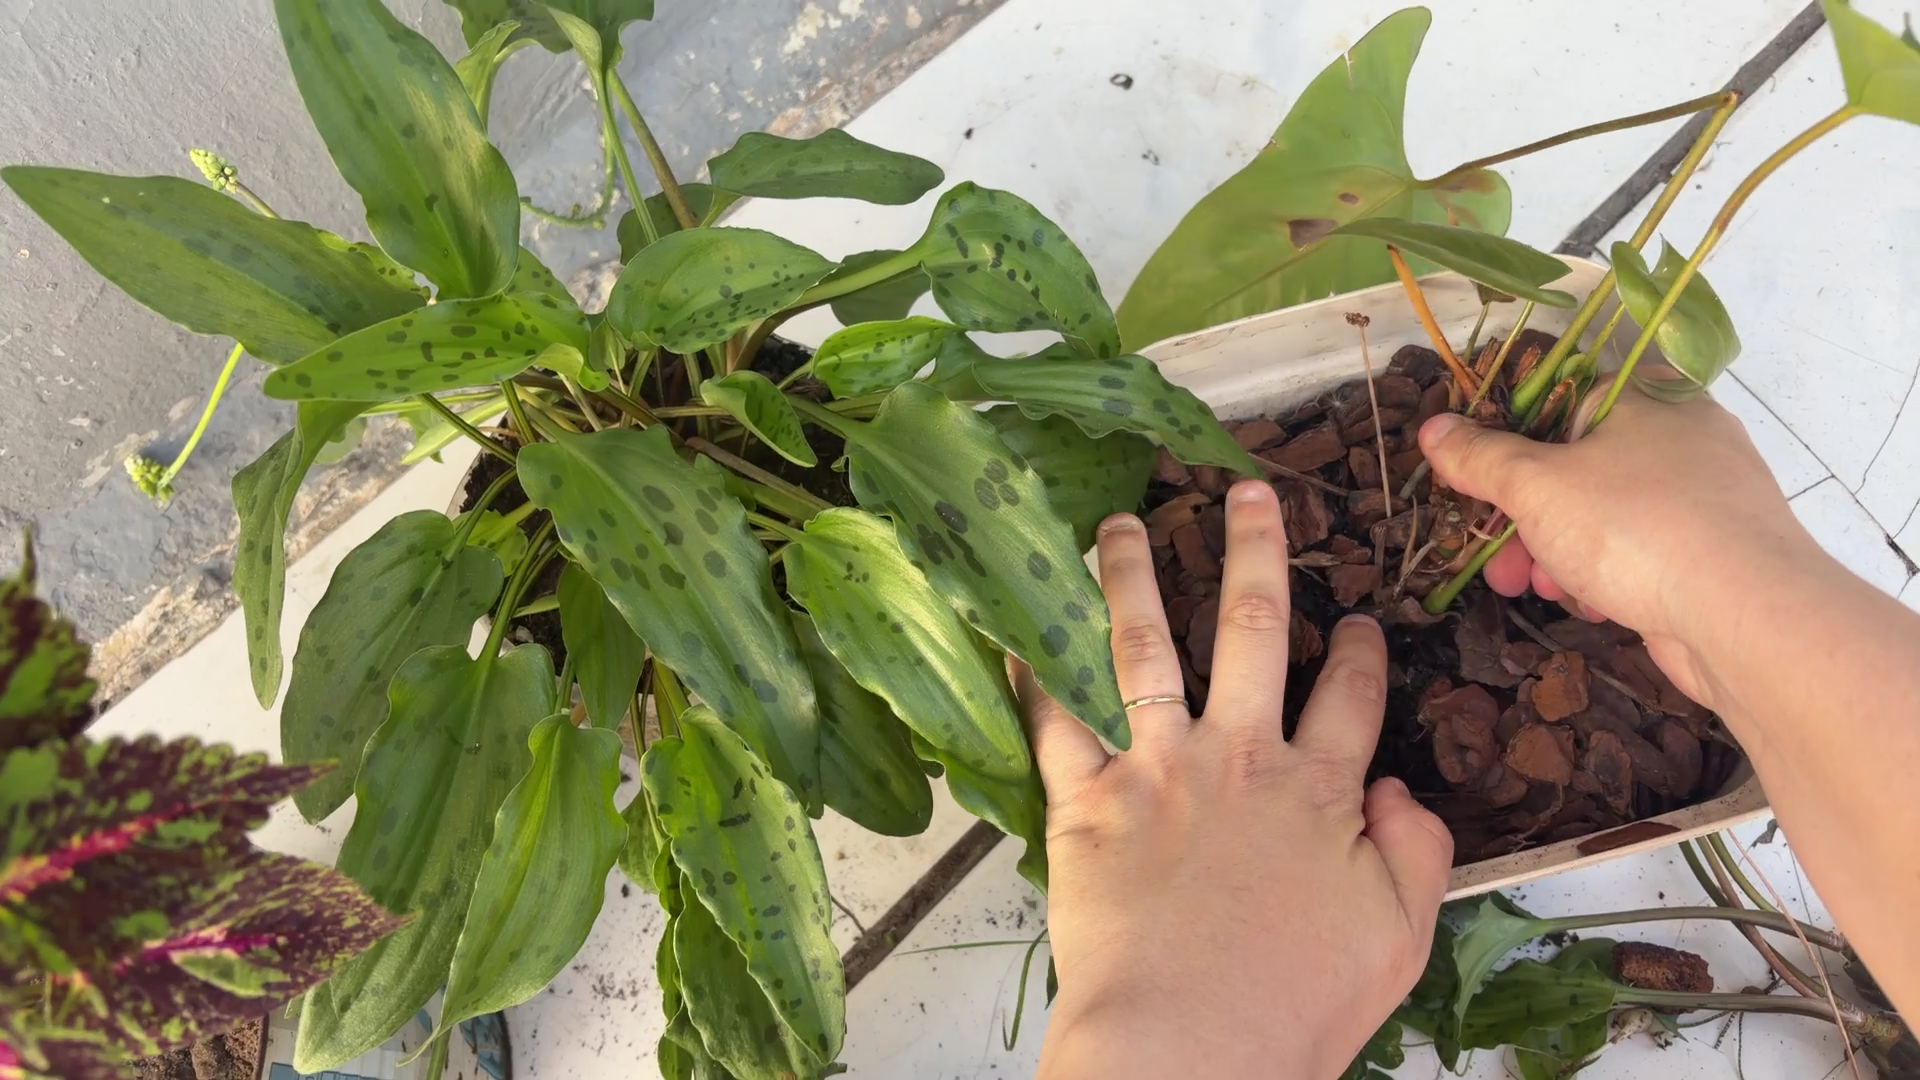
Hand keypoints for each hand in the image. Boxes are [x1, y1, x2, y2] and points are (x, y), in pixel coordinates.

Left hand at [1022, 480, 1452, 1079]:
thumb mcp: (1396, 941)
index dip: (1358, 651)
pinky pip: (1053, 719)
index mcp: (1312, 787)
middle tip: (1249, 492)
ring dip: (1129, 576)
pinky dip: (1033, 671)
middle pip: (1251, 630)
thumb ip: (1414, 855)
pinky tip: (1018, 625)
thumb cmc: (1292, 1005)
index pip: (1348, 696)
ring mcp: (1153, 765)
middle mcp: (1232, 753)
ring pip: (1142, 645)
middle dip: (1255, 552)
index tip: (1356, 617)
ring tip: (1118, 524)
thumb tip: (1405, 788)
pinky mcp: (1084, 795)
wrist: (1187, 1051)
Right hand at [1416, 383, 1821, 711]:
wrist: (1746, 618)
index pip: (1556, 399)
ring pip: (1593, 511)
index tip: (1473, 474)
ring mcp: (1701, 494)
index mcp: (1647, 402)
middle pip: (1568, 466)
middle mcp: (1682, 437)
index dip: (1505, 437)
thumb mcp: (1532, 485)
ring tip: (1529, 587)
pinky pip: (1630, 545)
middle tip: (1490, 552)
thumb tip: (1432, 427)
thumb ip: (1477, 455)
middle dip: (1517, 516)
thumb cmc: (1631, 528)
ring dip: (1547, 550)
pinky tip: (1582, 600)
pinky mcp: (1709, 546)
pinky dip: (1595, 569)